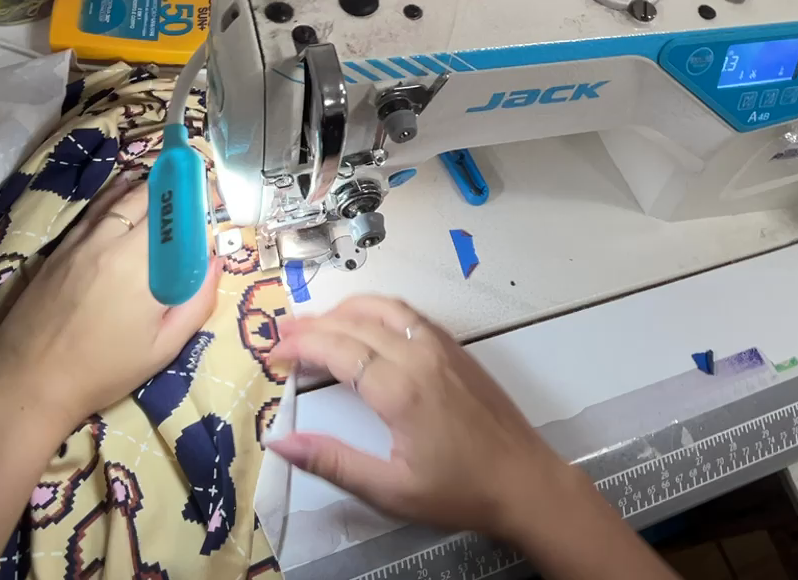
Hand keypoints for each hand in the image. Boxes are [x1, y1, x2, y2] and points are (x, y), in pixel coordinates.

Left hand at [0, 189, 217, 432]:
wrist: (26, 386)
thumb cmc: (102, 372)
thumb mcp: (164, 348)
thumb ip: (197, 302)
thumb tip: (215, 261)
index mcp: (141, 266)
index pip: (178, 216)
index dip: (199, 204)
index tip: (214, 202)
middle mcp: (111, 242)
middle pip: (149, 197)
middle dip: (175, 190)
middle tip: (193, 192)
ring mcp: (81, 241)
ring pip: (120, 197)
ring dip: (146, 187)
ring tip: (166, 181)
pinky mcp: (60, 248)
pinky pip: (94, 210)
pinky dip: (115, 195)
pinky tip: (125, 192)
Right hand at [265, 295, 586, 541]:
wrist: (523, 479)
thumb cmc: (458, 490)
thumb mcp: (390, 489)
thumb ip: (333, 462)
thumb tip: (282, 442)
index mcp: (400, 389)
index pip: (339, 350)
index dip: (302, 346)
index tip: (273, 350)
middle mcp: (418, 354)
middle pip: (355, 324)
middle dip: (314, 325)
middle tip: (282, 333)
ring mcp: (440, 344)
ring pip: (383, 308)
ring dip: (344, 310)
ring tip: (315, 322)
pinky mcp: (454, 345)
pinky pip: (407, 312)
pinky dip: (375, 309)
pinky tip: (363, 321)